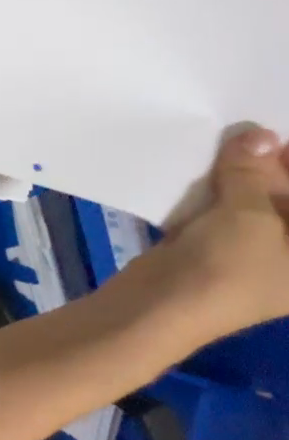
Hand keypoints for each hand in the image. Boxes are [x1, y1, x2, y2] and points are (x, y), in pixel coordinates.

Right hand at [136, 127, 288, 343]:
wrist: (162, 307)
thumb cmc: (229, 268)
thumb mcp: (247, 216)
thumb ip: (251, 173)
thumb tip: (257, 133)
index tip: (281, 137)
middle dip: (273, 170)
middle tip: (249, 136)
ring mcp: (263, 253)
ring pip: (260, 206)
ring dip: (242, 179)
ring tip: (226, 146)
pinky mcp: (224, 250)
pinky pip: (229, 216)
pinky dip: (218, 196)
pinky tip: (204, 174)